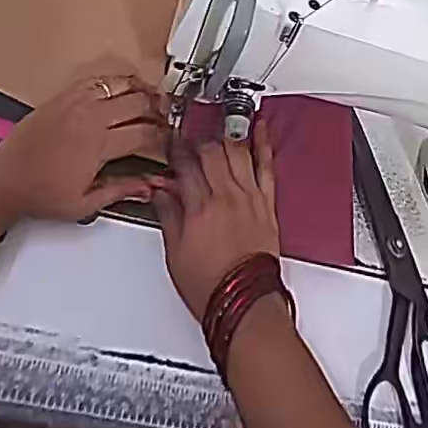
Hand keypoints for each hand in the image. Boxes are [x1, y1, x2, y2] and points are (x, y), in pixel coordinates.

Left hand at [0, 74, 168, 223]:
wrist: (5, 180)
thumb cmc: (39, 192)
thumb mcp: (85, 204)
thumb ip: (122, 190)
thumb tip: (149, 185)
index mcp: (99, 145)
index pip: (145, 132)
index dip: (163, 135)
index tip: (169, 139)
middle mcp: (90, 117)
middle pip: (140, 101)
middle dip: (159, 109)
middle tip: (166, 118)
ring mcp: (76, 102)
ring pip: (122, 84)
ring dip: (141, 90)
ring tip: (150, 100)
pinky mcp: (64, 95)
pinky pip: (99, 79)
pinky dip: (116, 82)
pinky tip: (122, 91)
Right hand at [154, 120, 280, 317]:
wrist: (245, 304)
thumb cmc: (212, 286)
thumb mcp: (175, 253)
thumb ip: (169, 216)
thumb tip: (161, 194)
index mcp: (199, 209)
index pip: (185, 166)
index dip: (177, 151)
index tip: (173, 142)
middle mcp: (225, 197)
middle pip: (210, 153)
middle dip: (198, 142)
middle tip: (192, 139)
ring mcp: (248, 197)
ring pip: (236, 152)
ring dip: (226, 135)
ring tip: (220, 123)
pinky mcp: (266, 202)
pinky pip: (266, 165)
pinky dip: (263, 143)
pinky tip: (261, 128)